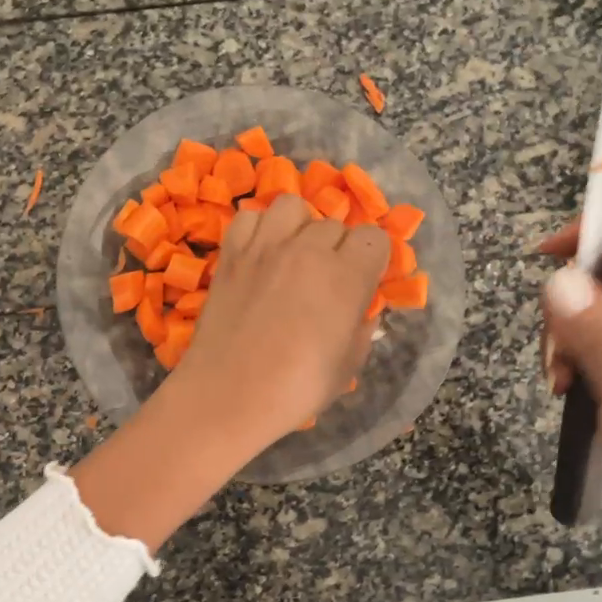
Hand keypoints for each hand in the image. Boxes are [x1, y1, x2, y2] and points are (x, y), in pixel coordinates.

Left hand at [73, 194, 387, 549]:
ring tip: (293, 254)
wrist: (227, 394)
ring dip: (299, 226)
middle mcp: (307, 250)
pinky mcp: (230, 254)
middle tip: (325, 280)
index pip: (374, 238)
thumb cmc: (295, 390)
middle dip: (337, 248)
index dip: (371, 259)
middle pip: (334, 225)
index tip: (363, 281)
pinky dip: (258, 229)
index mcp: (346, 276)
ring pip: (291, 207)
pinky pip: (248, 218)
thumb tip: (359, 310)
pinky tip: (260, 253)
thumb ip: (360, 328)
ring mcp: (264, 247)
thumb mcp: (347, 366)